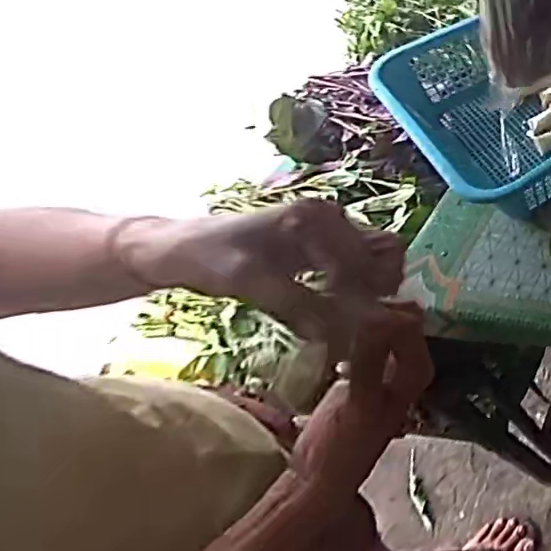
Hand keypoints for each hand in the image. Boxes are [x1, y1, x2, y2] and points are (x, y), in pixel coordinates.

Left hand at [116, 199, 404, 341]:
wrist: (168, 250)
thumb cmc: (204, 259)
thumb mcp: (245, 281)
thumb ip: (295, 303)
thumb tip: (337, 334)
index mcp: (318, 215)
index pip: (360, 254)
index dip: (362, 291)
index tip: (360, 325)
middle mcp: (335, 216)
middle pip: (382, 249)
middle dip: (379, 285)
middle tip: (368, 320)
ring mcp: (333, 228)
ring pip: (377, 255)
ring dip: (375, 284)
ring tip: (360, 316)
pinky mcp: (325, 243)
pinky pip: (358, 261)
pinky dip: (360, 284)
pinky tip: (345, 307)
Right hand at [291, 306, 432, 501]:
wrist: (317, 480)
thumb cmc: (339, 447)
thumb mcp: (356, 403)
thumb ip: (368, 362)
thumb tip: (377, 320)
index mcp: (417, 368)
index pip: (409, 322)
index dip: (384, 309)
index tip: (350, 302)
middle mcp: (411, 363)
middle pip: (401, 320)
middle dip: (376, 309)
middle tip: (340, 303)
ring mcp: (389, 367)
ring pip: (385, 327)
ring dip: (364, 318)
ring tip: (334, 312)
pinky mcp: (367, 373)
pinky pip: (368, 340)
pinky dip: (354, 331)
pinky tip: (333, 331)